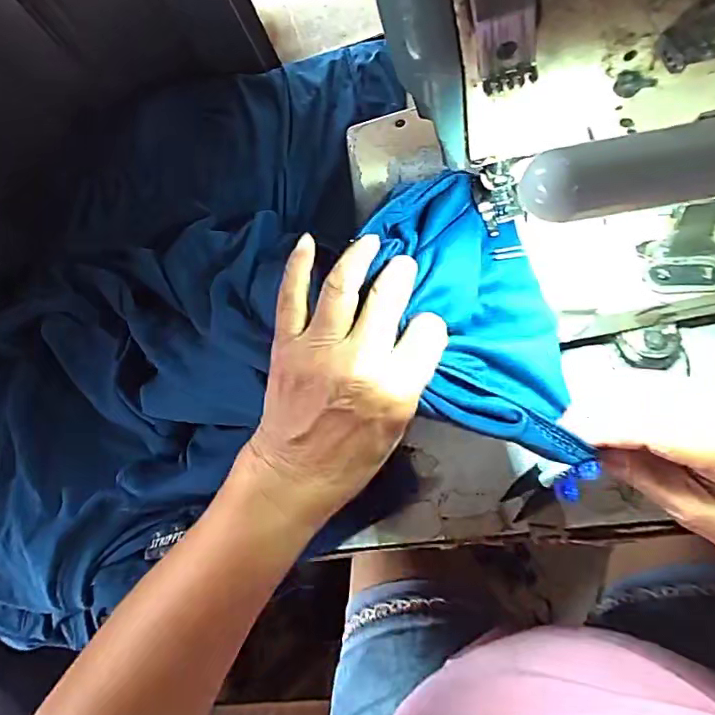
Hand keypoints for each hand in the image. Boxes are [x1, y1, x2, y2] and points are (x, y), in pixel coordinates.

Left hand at [230, 234, 448, 537]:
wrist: (294, 473)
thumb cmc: (351, 458)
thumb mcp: (399, 425)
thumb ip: (409, 375)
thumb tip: (414, 332)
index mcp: (394, 388)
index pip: (426, 332)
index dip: (428, 323)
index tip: (422, 321)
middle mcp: (359, 361)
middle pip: (387, 299)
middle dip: (399, 274)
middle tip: (402, 265)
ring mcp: (318, 348)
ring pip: (342, 286)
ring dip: (359, 256)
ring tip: (371, 242)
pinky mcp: (287, 344)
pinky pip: (292, 296)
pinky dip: (298, 265)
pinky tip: (308, 242)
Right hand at [570, 373, 714, 598]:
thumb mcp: (697, 517)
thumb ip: (642, 474)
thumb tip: (590, 447)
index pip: (649, 423)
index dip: (599, 426)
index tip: (562, 434)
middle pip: (641, 397)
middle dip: (596, 413)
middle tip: (564, 436)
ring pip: (642, 385)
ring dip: (606, 404)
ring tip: (582, 432)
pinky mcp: (713, 387)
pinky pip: (654, 386)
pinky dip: (624, 401)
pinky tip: (611, 420)